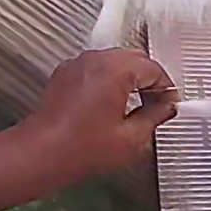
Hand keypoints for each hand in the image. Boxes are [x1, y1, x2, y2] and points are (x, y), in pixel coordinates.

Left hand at [0, 50, 175, 210]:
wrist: (40, 152)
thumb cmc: (86, 147)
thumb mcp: (130, 138)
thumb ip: (154, 117)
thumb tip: (166, 108)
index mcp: (115, 69)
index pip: (152, 68)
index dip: (166, 87)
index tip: (170, 106)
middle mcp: (95, 58)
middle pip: (133, 58)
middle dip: (149, 78)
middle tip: (157, 104)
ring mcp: (77, 63)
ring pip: (113, 60)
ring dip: (128, 77)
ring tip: (136, 105)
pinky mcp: (64, 72)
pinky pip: (94, 67)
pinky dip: (107, 78)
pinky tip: (110, 102)